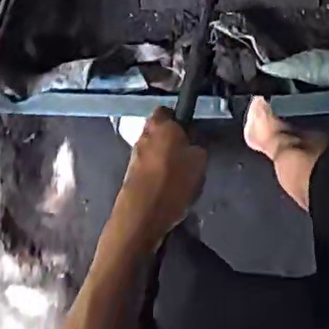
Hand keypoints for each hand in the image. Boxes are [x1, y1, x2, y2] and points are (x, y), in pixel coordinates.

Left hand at [109, 108, 206, 251]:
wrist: (140, 218)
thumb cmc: (173, 182)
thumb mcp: (200, 160)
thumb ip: (196, 146)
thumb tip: (191, 146)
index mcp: (160, 124)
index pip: (168, 110)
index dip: (178, 119)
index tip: (189, 132)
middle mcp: (143, 136)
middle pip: (159, 132)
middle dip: (171, 141)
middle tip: (187, 155)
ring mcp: (133, 157)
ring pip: (153, 152)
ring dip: (163, 160)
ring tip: (179, 178)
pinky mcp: (128, 177)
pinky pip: (147, 170)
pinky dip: (156, 177)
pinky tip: (167, 192)